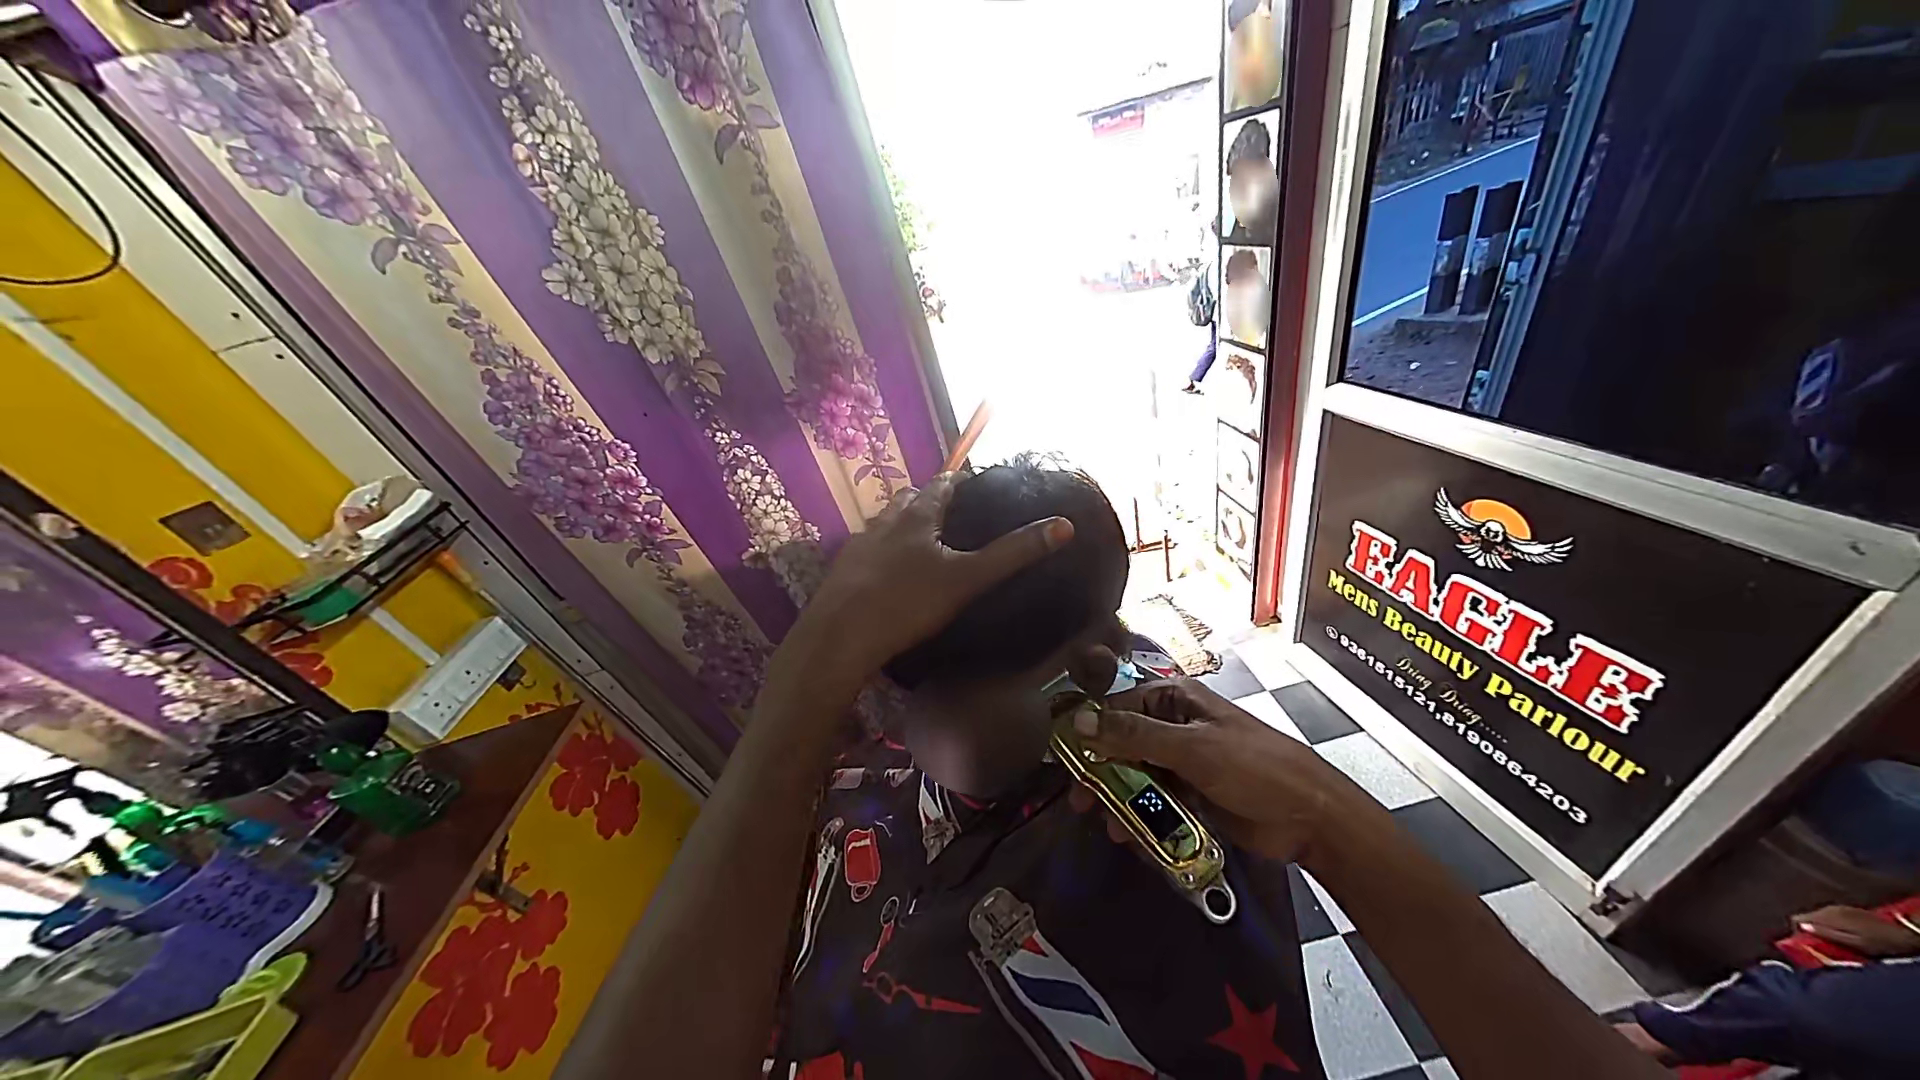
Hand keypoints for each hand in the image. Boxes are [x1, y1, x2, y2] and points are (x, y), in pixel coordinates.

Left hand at [792, 473, 1072, 680]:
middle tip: (952, 512)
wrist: (840, 636)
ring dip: (904, 522)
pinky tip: (889, 572)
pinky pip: (868, 549)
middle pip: (909, 498)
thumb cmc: (908, 602)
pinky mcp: (843, 570)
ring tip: (922, 540)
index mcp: (916, 517)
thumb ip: (1013, 554)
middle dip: (930, 499)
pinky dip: (883, 550)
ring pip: (886, 522)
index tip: (975, 483)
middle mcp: (885, 522)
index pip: (942, 485)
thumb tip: (1063, 526)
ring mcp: (859, 545)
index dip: (960, 480)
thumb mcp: (968, 579)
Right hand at [1070, 678, 1372, 862]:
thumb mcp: (1191, 748)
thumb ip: (1133, 735)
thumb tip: (1079, 721)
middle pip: (1120, 743)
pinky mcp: (1190, 793)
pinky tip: (1129, 833)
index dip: (1089, 731)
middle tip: (1080, 800)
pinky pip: (1153, 799)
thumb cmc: (1254, 768)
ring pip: (1134, 774)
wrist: (1312, 817)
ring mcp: (1182, 761)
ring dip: (1117, 797)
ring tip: (1108, 824)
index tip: (1066, 759)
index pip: (1116, 707)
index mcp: (1174, 700)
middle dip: (1100, 771)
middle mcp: (1173, 725)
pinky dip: (1138, 814)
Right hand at [1793, 905, 1919, 957]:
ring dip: (1821, 927)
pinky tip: (1845, 933)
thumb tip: (1801, 927)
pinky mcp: (1848, 910)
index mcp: (1828, 916)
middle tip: (1823, 945)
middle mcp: (1828, 909)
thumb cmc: (1883, 943)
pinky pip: (1829, 916)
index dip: (1799, 931)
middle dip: (1810, 929)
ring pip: (1817, 916)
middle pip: (1806, 917)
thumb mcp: (1857, 943)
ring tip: (1835, 940)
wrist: (1909, 935)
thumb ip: (1829, 934)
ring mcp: (1839, 908)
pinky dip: (1831, 924)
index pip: (1797, 919)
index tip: (1808, 943)